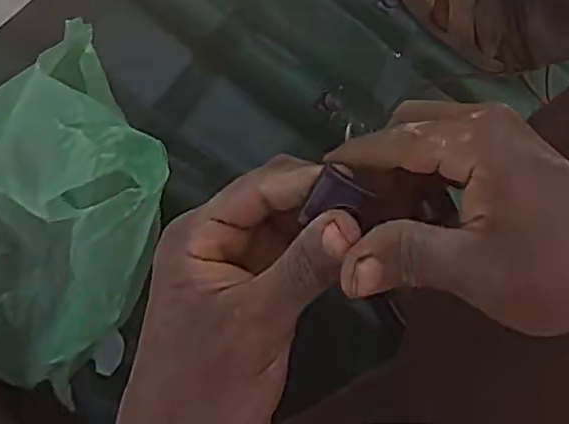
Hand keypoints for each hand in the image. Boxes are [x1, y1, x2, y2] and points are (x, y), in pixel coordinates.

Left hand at [121, 157, 361, 423]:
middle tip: (370, 199)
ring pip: (290, 216)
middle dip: (320, 195)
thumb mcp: (256, 324)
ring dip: (325, 218)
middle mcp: (216, 233)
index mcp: (199, 232)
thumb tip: (349, 220)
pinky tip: (351, 243)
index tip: (362, 181)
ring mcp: (237, 255)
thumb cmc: (203, 390)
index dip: (311, 179)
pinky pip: (295, 245)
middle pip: (277, 193)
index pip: (262, 185)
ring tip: (368, 217)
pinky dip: (322, 243)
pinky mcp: (257, 278)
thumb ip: (302, 267)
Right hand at [325, 101, 568, 337]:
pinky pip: (459, 141)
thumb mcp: (473, 269)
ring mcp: (506, 128)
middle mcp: (486, 118)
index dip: (354, 159)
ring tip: (389, 215)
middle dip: (381, 159)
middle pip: (412, 123)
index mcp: (473, 138)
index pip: (395, 139)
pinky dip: (434, 166)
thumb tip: (345, 265)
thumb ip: (406, 255)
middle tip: (360, 209)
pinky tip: (430, 209)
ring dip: (408, 163)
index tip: (318, 181)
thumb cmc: (554, 270)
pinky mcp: (518, 145)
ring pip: (435, 130)